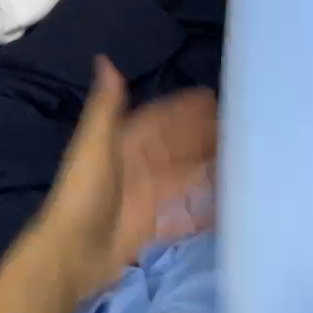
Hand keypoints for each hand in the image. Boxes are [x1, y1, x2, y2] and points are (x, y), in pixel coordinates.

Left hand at [35, 57, 217, 297]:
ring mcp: (145, 196)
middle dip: (202, 136)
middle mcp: (137, 165)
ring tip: (240, 160)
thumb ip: (106, 104)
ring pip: (183, 175)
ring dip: (206, 168)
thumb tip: (104, 59)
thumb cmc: (85, 193)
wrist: (72, 253)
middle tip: (239, 127)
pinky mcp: (151, 225)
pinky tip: (225, 205)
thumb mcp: (95, 143)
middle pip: (176, 146)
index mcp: (123, 141)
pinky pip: (183, 212)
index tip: (213, 97)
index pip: (160, 118)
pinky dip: (201, 209)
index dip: (183, 108)